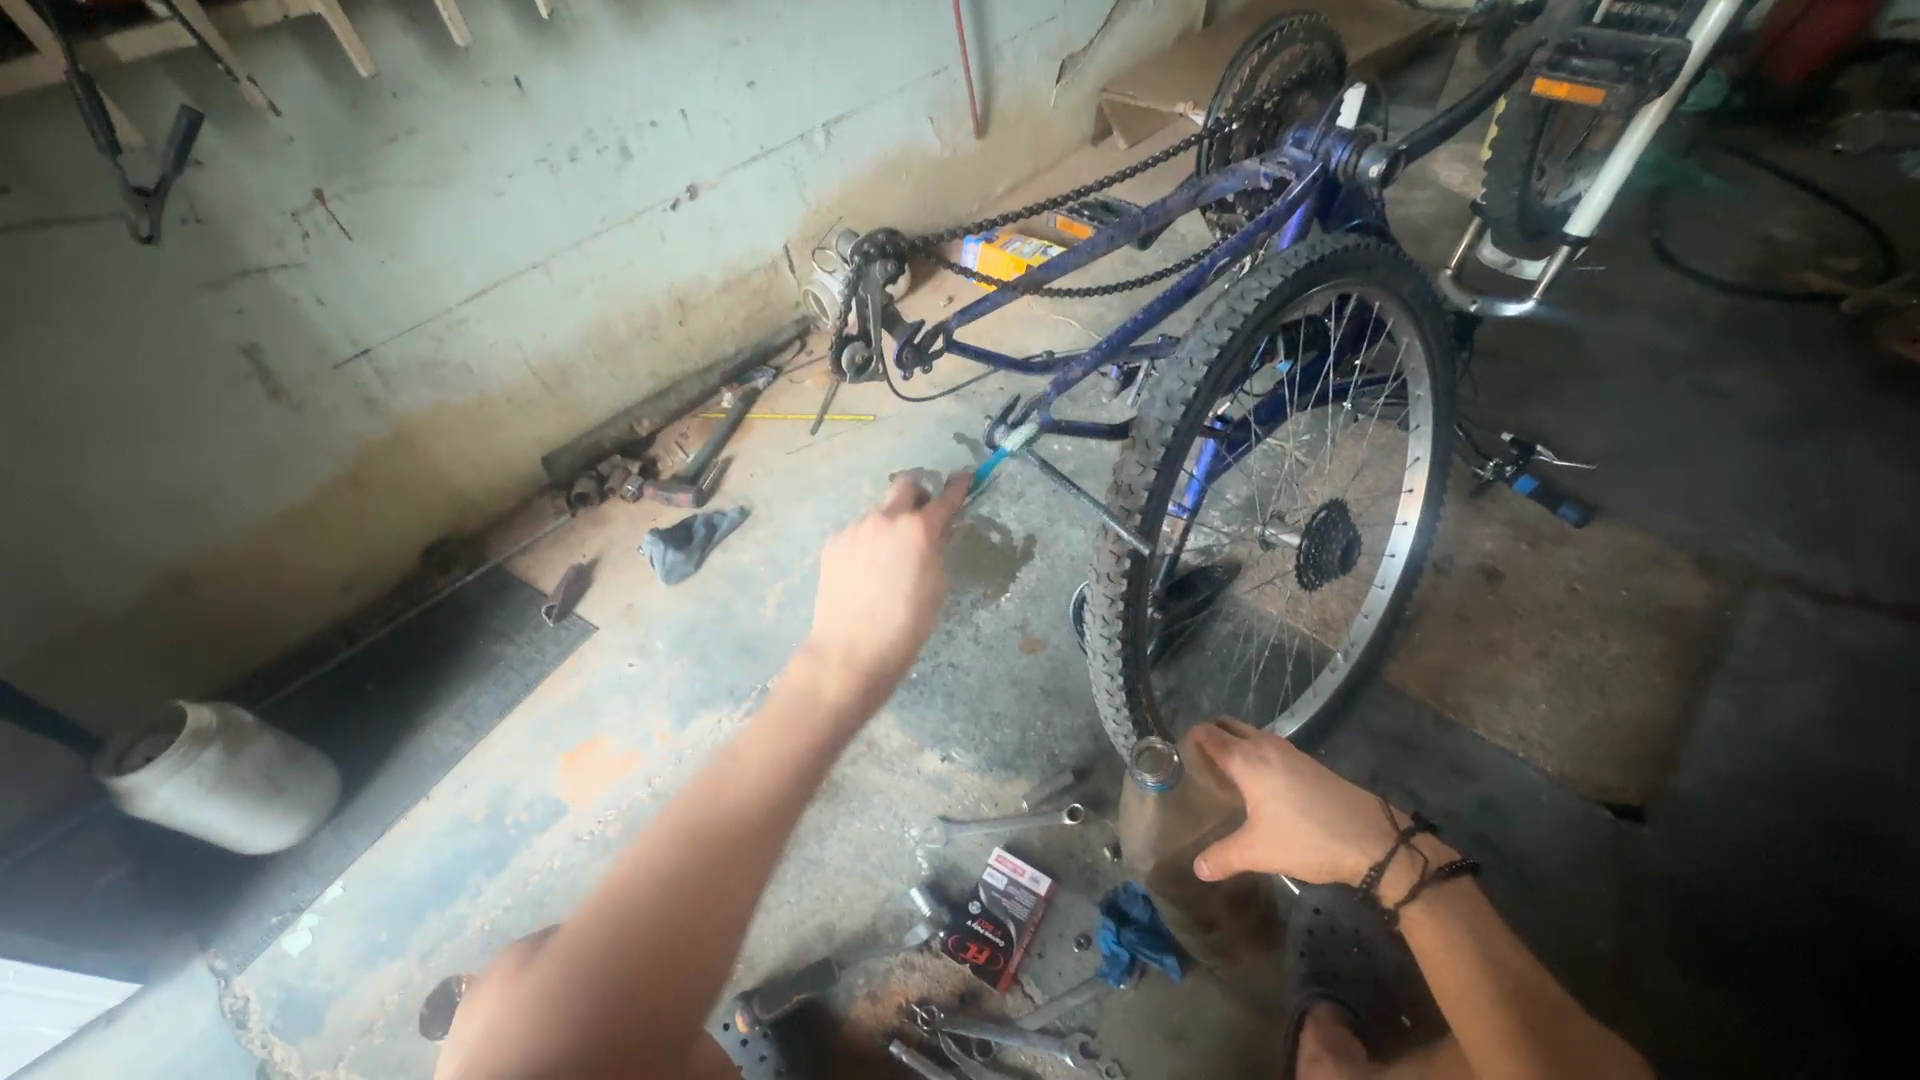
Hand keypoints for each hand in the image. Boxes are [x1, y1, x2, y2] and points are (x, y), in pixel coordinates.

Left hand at [800, 470, 968, 711]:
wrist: (851, 650)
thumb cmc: (906, 626)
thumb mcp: (936, 587)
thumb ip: (936, 550)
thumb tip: (935, 533)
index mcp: (918, 530)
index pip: (944, 498)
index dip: (958, 486)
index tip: (965, 477)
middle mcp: (885, 519)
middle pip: (905, 486)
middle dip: (918, 496)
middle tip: (921, 521)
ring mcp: (855, 528)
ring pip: (879, 513)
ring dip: (889, 525)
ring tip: (887, 563)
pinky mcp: (834, 543)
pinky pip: (858, 533)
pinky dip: (867, 543)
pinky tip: (865, 573)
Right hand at [1190, 719, 1453, 897]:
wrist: (1372, 839)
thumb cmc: (1307, 838)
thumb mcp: (1258, 852)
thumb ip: (1223, 857)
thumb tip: (1197, 868)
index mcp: (1247, 760)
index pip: (1210, 735)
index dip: (1190, 738)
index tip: (1175, 752)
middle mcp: (1266, 747)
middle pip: (1231, 726)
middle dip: (1212, 735)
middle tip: (1195, 760)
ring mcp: (1291, 753)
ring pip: (1254, 736)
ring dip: (1236, 744)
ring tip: (1222, 771)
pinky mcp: (1310, 765)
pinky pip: (1271, 748)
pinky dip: (1256, 755)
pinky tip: (1257, 784)